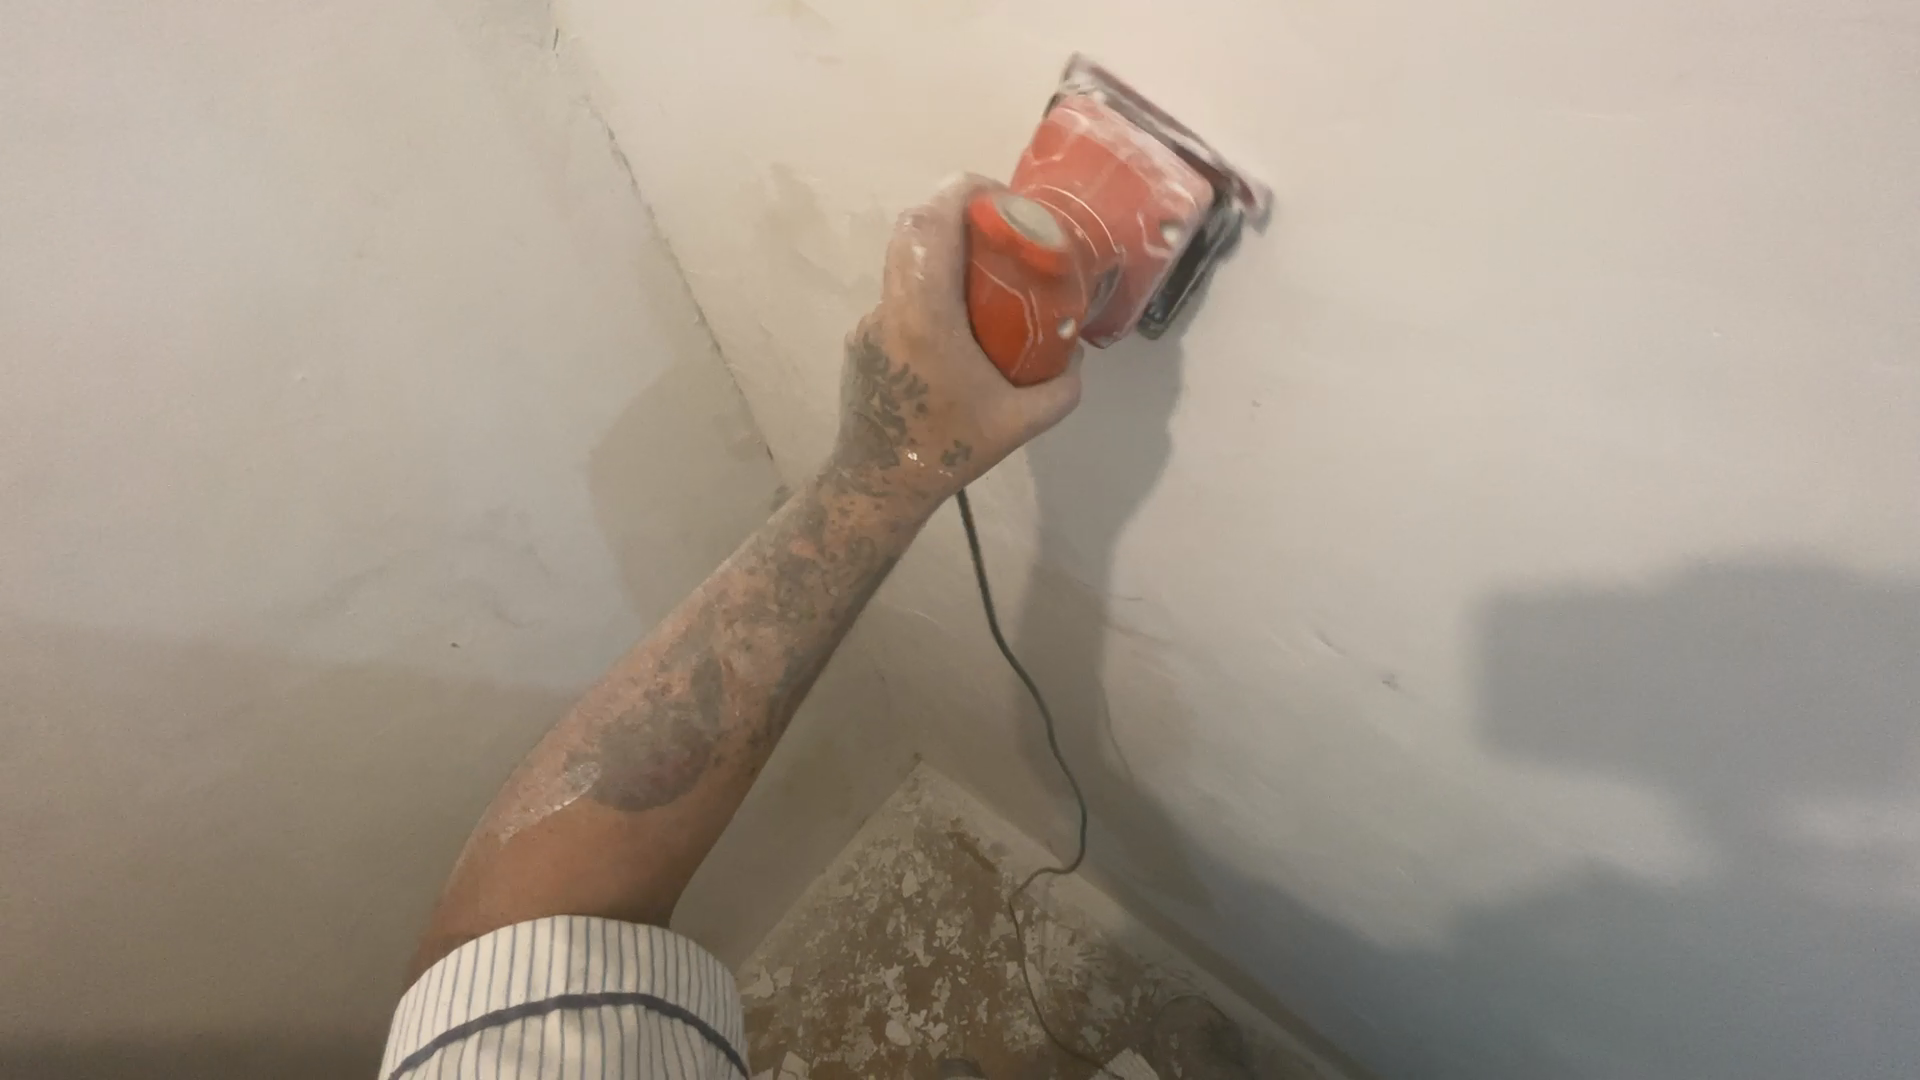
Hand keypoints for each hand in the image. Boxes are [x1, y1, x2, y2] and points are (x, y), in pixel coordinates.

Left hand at [825, 174, 1083, 514]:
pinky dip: (927, 298)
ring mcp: (869, 324)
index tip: (1000, 199)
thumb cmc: (948, 450)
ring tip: (980, 288)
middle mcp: (890, 308)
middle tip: (997, 233)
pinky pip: (898, 301)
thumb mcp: (1018, 424)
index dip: (965, 192)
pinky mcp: (861, 342)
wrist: (880, 483)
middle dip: (955, 214)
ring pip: (904, 267)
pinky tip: (952, 336)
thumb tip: (1075, 360)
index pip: (931, 224)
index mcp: (925, 316)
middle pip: (912, 230)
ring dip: (941, 261)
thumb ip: (1060, 390)